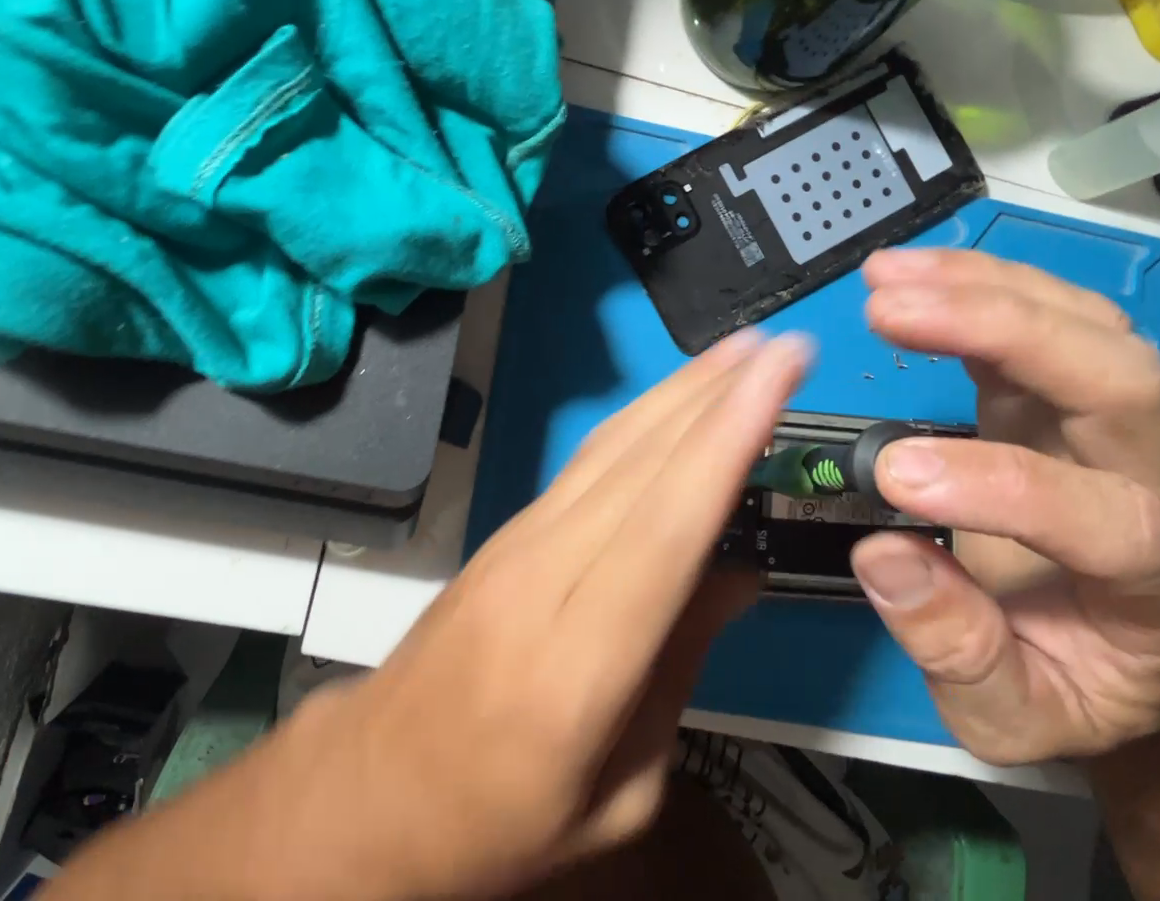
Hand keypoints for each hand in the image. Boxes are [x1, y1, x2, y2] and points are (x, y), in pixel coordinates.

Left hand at [197, 331, 811, 900]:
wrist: (379, 783)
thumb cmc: (504, 814)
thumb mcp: (622, 788)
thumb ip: (680, 667)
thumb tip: (735, 572)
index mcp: (580, 660)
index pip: (666, 527)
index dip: (725, 442)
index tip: (778, 376)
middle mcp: (544, 577)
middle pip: (639, 467)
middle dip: (714, 395)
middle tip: (780, 346)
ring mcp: (516, 546)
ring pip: (607, 452)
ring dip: (675, 394)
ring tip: (734, 353)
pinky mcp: (504, 535)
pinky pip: (582, 467)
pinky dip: (636, 426)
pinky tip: (671, 408)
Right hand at [851, 248, 1159, 764]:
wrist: (1122, 664)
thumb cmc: (1067, 692)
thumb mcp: (1007, 718)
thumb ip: (953, 647)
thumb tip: (882, 555)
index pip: (1117, 522)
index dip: (1008, 490)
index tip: (894, 475)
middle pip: (1125, 385)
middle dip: (1008, 332)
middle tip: (890, 311)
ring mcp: (1134, 439)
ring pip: (1095, 333)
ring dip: (989, 289)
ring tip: (888, 278)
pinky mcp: (1079, 407)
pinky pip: (1056, 324)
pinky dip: (984, 286)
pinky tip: (914, 274)